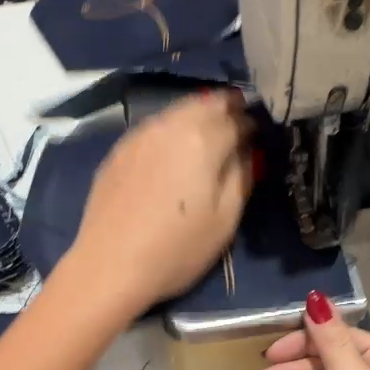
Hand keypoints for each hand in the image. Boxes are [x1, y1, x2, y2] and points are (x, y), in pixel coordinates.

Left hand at [63, 90, 253, 314]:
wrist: (109, 266)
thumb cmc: (175, 250)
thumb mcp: (224, 221)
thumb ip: (241, 177)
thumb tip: (247, 150)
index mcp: (203, 139)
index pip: (238, 118)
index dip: (253, 124)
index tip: (260, 136)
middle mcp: (171, 124)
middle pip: (207, 103)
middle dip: (227, 109)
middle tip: (238, 126)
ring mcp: (140, 134)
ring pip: (178, 111)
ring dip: (198, 116)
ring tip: (207, 138)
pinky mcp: (119, 150)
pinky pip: (155, 128)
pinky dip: (171, 131)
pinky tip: (172, 154)